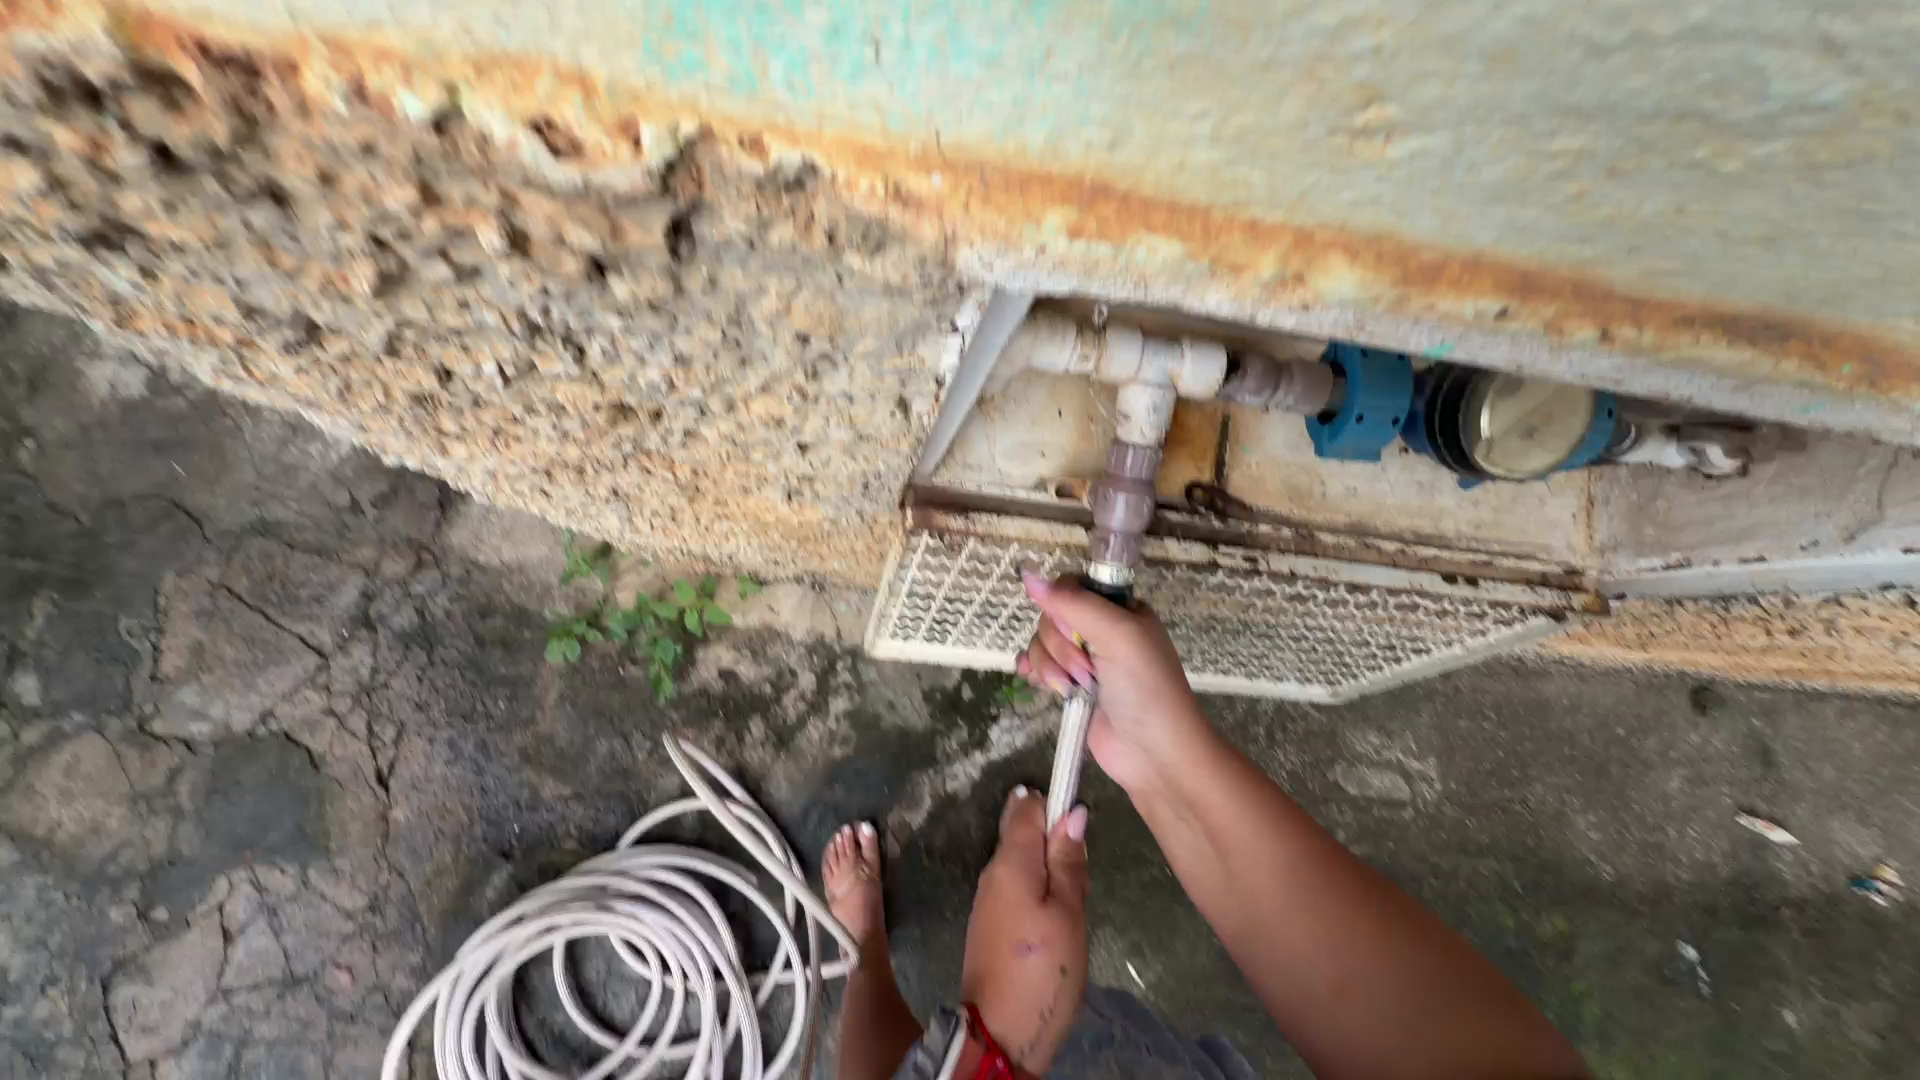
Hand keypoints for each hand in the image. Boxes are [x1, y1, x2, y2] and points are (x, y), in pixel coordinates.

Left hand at [960, 787, 1088, 1074]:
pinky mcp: (989, 921)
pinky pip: (1017, 888)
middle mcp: (992, 871)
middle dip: (1057, 846)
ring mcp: (988, 897)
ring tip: (1072, 912)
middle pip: (1026, 834)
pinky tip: (1055, 926)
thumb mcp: (1069, 913)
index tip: (1079, 830)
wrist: (999, 1035)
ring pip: (1025, 863)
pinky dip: (1039, 895)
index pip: (1028, 807)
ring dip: (1052, 874)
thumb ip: (1070, 862)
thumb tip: (1073, 811)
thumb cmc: (1042, 971)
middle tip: (1080, 885)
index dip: (1056, 807)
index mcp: (1010, 861)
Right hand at [1016, 573, 1211, 796]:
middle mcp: (1101, 630)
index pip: (1070, 588)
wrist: (1154, 753)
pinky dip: (1034, 671)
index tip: (1076, 633)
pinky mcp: (1071, 686)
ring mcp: (1085, 660)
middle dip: (1059, 646)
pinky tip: (1035, 682)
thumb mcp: (1117, 635)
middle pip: (1052, 617)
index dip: (1063, 610)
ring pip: (1041, 643)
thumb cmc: (1145, 688)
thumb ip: (1073, 603)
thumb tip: (1029, 575)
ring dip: (1049, 665)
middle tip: (1085, 672)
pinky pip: (1038, 665)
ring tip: (1070, 689)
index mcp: (1119, 609)